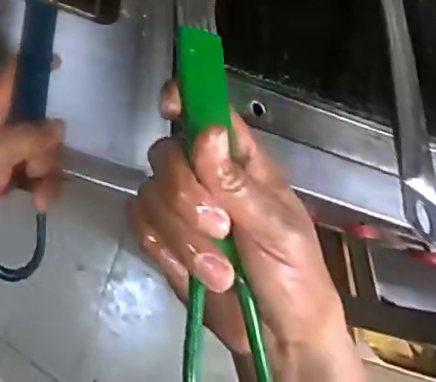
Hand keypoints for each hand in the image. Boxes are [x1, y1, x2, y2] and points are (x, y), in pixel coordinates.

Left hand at [0, 59, 64, 240]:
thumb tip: (59, 125)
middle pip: (36, 120)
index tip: (57, 62)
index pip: (14, 71)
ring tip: (40, 199)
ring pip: (36, 150)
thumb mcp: (3, 147)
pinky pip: (27, 172)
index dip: (34, 62)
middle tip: (39, 170)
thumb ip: (34, 135)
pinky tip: (36, 203)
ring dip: (45, 173)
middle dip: (47, 148)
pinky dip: (35, 186)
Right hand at [130, 81, 362, 380]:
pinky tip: (196, 273)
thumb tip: (206, 131)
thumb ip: (238, 185)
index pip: (204, 107)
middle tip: (221, 229)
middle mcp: (202, 171)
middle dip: (187, 195)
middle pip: (167, 152)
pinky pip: (140, 223)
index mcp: (237, 158)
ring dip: (184, 236)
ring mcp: (178, 203)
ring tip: (221, 272)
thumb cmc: (295, 275)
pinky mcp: (161, 235)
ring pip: (151, 191)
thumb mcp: (279, 230)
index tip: (170, 109)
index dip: (183, 96)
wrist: (280, 339)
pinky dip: (166, 249)